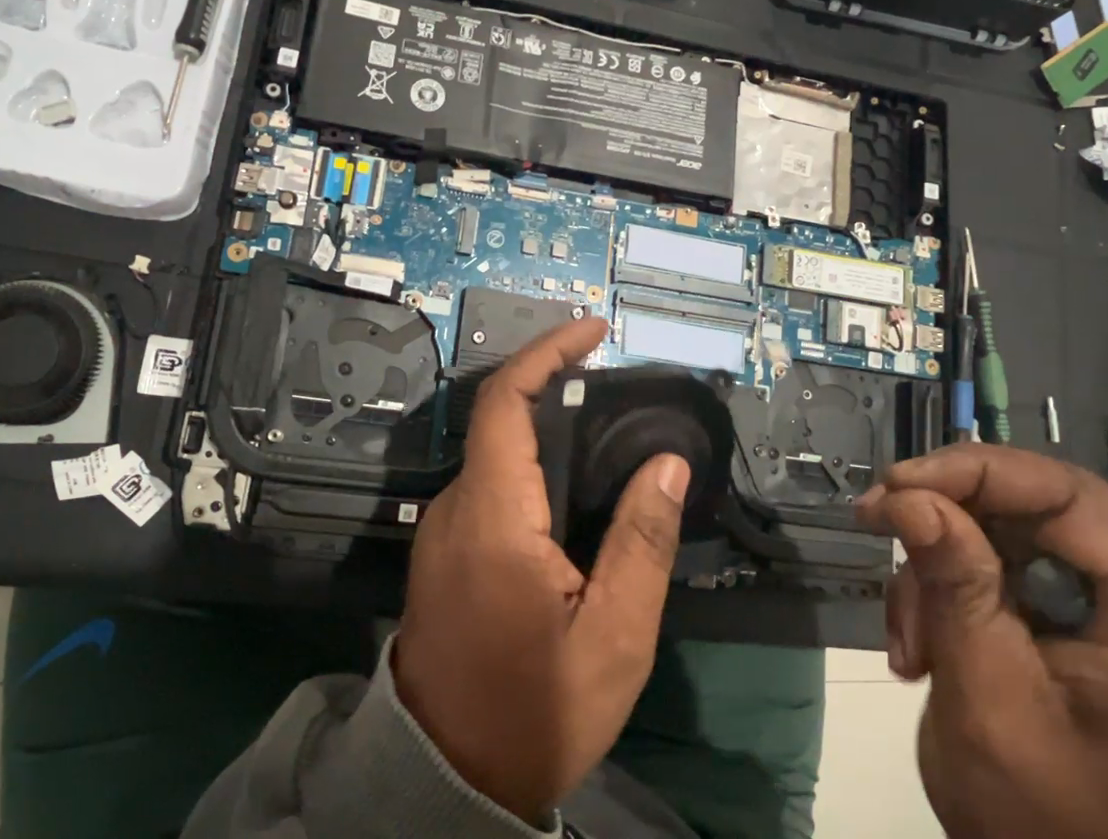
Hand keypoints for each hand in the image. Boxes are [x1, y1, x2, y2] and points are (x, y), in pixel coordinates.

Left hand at [392, 318, 690, 824]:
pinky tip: (569, 493)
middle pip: (498, 423)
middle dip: (552, 387)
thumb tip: (667, 463)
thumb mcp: (614, 636)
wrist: (447, 776)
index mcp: (493, 518)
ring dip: (541, 430)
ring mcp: (440, 534)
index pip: (506, 403)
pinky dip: (526, 468)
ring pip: (492, 458)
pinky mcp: (441, 557)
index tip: (593, 330)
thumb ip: (641, 542)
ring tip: (605, 434)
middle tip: (615, 385)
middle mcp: (454, 511)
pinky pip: (485, 490)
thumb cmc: (536, 709)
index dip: (547, 354)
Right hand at [858, 443, 1107, 838]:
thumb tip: (906, 495)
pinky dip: (950, 603)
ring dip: (939, 576)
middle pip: (1037, 516)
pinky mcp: (1083, 635)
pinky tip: (921, 654)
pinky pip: (1005, 582)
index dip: (977, 474)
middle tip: (875, 529)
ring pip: (1008, 544)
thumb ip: (955, 590)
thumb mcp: (990, 703)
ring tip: (908, 647)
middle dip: (948, 527)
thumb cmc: (1042, 819)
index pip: (1073, 500)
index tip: (893, 484)